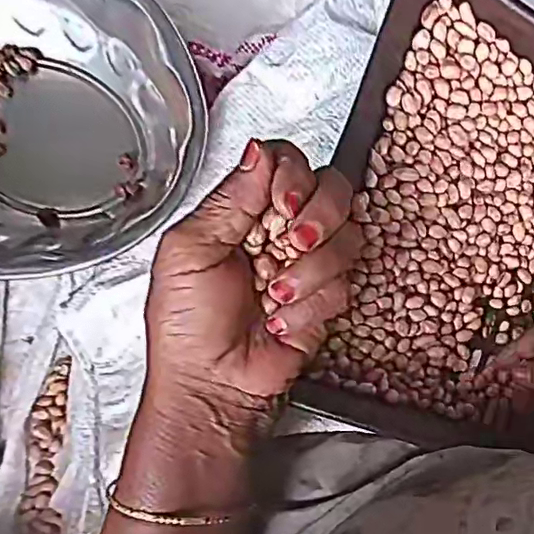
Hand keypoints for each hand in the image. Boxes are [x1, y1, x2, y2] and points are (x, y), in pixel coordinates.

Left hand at [144, 139, 358, 407]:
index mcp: (244, 212)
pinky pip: (344, 286)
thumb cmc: (187, 324)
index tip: (279, 205)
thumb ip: (229, 200)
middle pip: (333, 192)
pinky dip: (311, 306)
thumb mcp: (190, 249)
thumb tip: (260, 153)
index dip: (294, 178)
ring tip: (274, 295)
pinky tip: (282, 319)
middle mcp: (282, 233)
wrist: (214, 381)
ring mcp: (310, 265)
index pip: (288, 165)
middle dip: (318, 216)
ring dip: (310, 271)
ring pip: (346, 240)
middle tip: (290, 242)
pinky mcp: (330, 300)